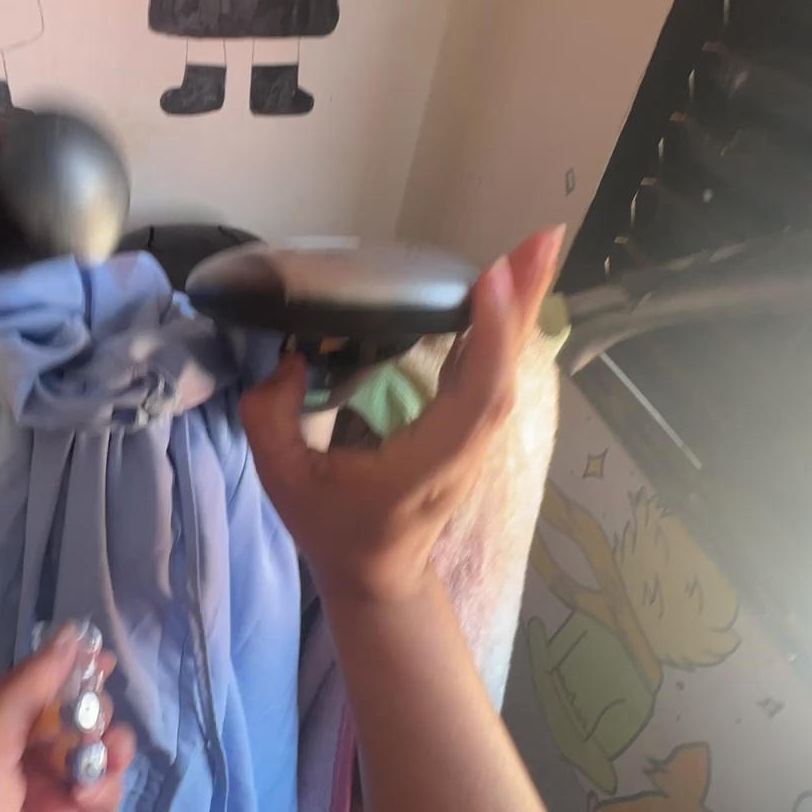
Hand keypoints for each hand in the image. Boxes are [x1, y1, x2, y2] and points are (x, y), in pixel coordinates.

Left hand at [0, 626, 137, 811]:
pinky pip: (103, 796)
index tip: (102, 655)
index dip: (69, 667)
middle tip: (89, 716)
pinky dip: (106, 786)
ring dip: (107, 744)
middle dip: (89, 707)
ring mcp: (47, 797)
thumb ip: (30, 687)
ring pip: (93, 753)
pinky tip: (89, 792)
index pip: (37, 686)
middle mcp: (21, 758)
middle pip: (71, 715)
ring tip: (104, 750)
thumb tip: (70, 634)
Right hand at [240, 226, 564, 605]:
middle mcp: (462, 448)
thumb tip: (291, 359)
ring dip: (521, 308)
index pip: (474, 398)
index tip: (490, 277)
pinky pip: (490, 372)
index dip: (488, 338)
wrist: (375, 573)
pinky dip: (502, 326)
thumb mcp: (281, 479)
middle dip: (525, 303)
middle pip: (505, 373)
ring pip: (506, 369)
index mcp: (425, 464)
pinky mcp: (465, 429)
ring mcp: (470, 440)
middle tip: (542, 238)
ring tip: (532, 250)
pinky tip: (502, 291)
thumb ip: (269, 417)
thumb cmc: (330, 527)